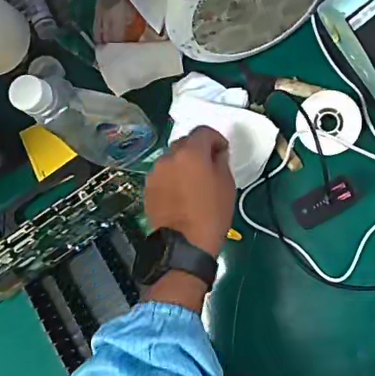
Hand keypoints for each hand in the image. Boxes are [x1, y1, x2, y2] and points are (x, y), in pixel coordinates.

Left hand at [145, 126, 234, 255]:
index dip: (216, 139)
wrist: (185, 244)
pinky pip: (163, 174)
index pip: (204, 131)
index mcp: (191, 152)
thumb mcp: (226, 184)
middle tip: (209, 166)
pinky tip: (180, 193)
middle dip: (198, 150)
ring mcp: (156, 172)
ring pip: (172, 159)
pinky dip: (172, 177)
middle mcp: (169, 156)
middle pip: (185, 143)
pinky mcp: (148, 187)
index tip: (222, 151)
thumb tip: (216, 153)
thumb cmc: (211, 213)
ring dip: (183, 164)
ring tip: (193, 182)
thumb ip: (221, 161)